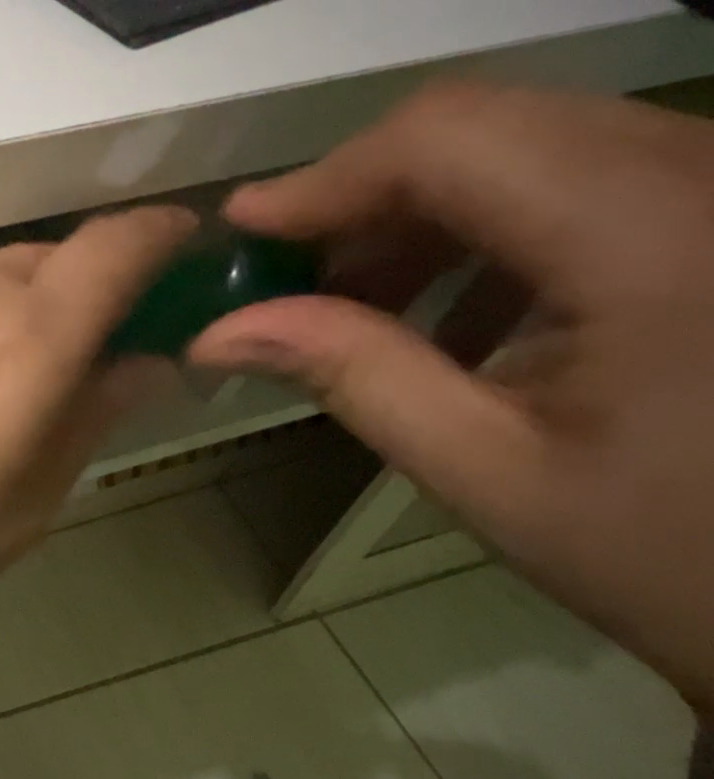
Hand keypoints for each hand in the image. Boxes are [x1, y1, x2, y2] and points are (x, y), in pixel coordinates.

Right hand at [191, 82, 713, 707]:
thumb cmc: (668, 546)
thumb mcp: (488, 470)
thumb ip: (352, 377)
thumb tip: (219, 333)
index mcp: (653, 239)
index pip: (450, 143)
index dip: (327, 178)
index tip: (241, 233)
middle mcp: (705, 175)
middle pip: (486, 126)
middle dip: (361, 198)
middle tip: (284, 280)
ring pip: (529, 143)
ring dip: (417, 217)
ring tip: (355, 309)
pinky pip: (582, 176)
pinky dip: (486, 231)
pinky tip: (455, 316)